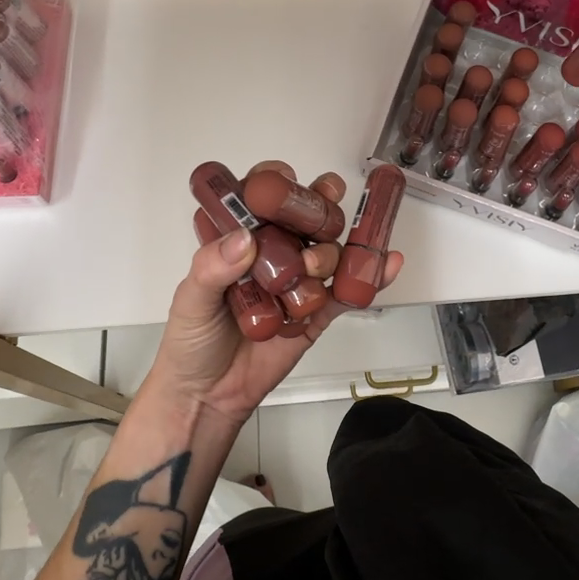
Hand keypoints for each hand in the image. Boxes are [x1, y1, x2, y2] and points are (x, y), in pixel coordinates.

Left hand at [145, 161, 404, 424]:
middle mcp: (273, 255)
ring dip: (330, 250)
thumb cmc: (190, 343)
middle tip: (324, 202)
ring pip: (328, 252)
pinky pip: (346, 292)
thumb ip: (212, 268)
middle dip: (318, 206)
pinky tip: (387, 264)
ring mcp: (297, 283)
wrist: (207, 398)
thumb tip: (244, 239)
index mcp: (239, 242)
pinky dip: (370, 277)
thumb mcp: (191, 300)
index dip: (276, 184)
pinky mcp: (317, 314)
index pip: (261, 200)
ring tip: (315, 266)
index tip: (285, 181)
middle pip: (305, 218)